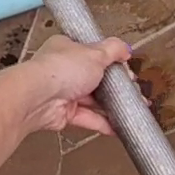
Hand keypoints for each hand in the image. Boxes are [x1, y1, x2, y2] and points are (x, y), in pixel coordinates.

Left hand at [17, 34, 134, 135]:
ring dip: (113, 105)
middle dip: (115, 86)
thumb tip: (125, 48)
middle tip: (134, 91)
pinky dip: (105, 123)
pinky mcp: (64, 113)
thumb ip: (113, 50)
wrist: (39, 97)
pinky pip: (88, 118)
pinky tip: (121, 126)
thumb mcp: (95, 53)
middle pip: (94, 78)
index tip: (126, 68)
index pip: (91, 52)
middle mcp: (63, 70)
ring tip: (135, 108)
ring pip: (93, 100)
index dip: (110, 60)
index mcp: (66, 48)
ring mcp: (63, 92)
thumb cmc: (61, 69)